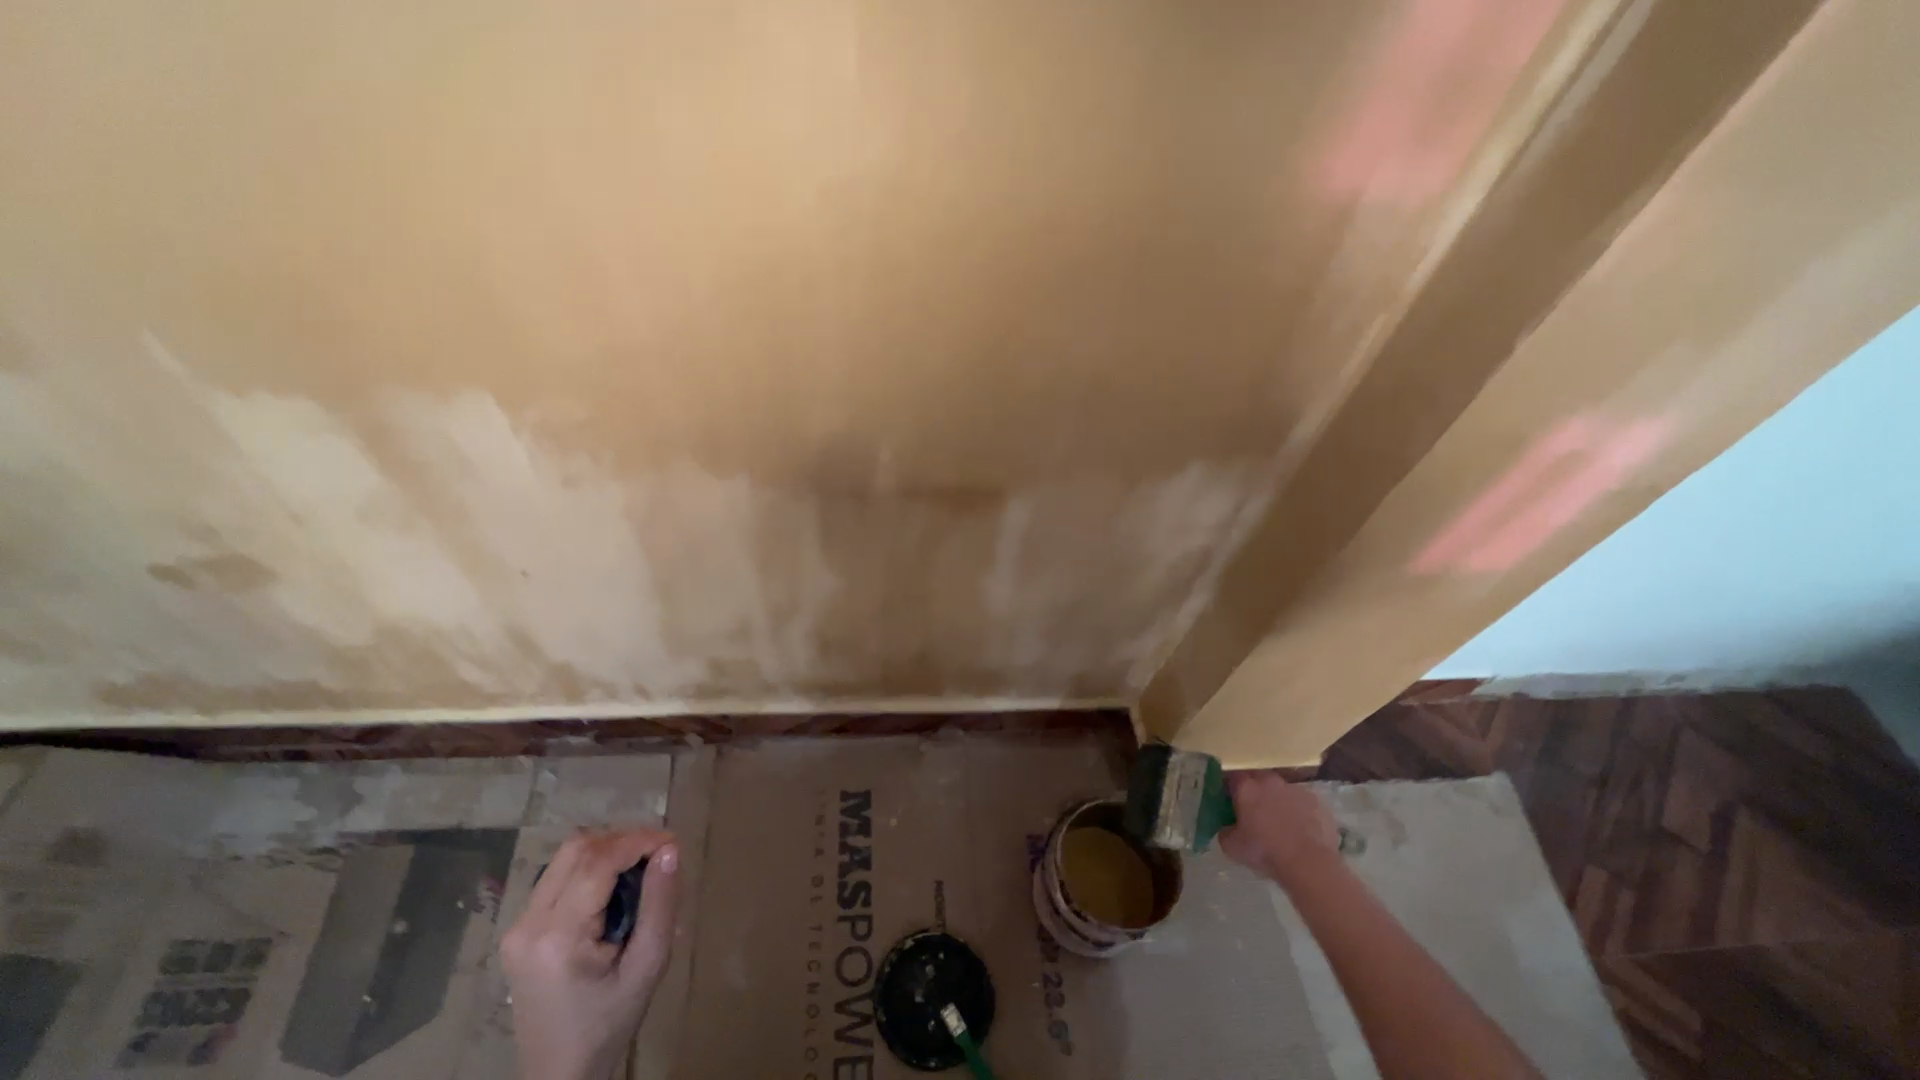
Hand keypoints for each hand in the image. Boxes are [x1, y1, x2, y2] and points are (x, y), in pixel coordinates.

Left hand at [501, 829, 679, 1079]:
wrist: (560, 1071)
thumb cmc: (610, 1023)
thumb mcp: (647, 966)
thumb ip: (659, 905)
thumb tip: (670, 850)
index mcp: (557, 936)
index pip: (597, 862)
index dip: (638, 841)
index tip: (673, 844)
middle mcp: (528, 923)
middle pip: (576, 849)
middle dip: (622, 840)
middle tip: (660, 853)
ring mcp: (517, 926)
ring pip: (564, 858)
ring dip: (606, 851)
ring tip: (641, 869)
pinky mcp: (518, 930)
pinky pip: (556, 878)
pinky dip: (591, 869)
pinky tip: (615, 890)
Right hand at [1219, 772, 1339, 883]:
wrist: (1308, 863)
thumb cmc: (1265, 851)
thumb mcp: (1232, 847)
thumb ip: (1225, 831)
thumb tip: (1228, 827)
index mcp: (1246, 788)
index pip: (1233, 777)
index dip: (1231, 787)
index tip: (1231, 800)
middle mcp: (1270, 781)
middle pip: (1259, 778)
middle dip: (1255, 790)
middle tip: (1255, 810)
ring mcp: (1296, 789)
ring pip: (1282, 789)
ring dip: (1278, 800)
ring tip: (1281, 822)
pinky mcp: (1317, 801)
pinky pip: (1302, 802)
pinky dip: (1299, 810)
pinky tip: (1300, 829)